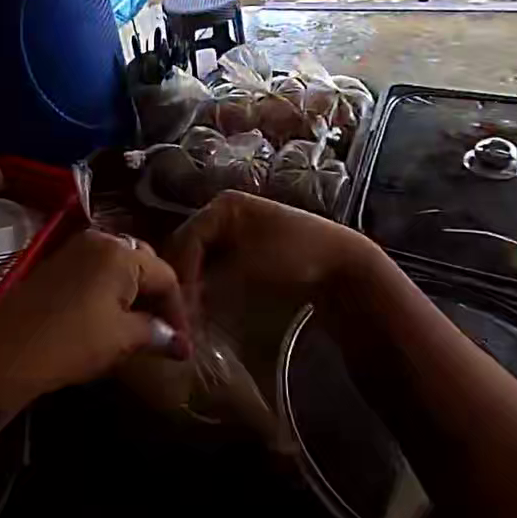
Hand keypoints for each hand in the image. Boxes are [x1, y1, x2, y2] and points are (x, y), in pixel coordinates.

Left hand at [0, 229, 190, 412]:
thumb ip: (157, 334)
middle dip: (157, 298)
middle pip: (144, 265)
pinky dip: (110, 291)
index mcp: (121, 253)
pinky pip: (96, 271)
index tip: (182, 342)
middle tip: (164, 332)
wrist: (3, 353)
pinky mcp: (56, 264)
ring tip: (141, 327)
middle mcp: (100, 240)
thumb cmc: (71, 342)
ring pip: (119, 267)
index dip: (178, 311)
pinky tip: (111, 318)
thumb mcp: (121, 339)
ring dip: (133, 294)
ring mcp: (75, 249)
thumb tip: (181, 344)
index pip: (166, 276)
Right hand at [166, 191, 382, 309]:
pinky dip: (207, 283)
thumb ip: (205, 282)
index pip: (186, 240)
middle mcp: (223, 210)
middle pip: (188, 247)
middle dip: (182, 280)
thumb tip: (178, 301)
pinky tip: (204, 304)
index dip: (179, 275)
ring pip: (199, 258)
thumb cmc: (292, 257)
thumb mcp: (244, 268)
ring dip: (192, 284)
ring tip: (188, 312)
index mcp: (222, 205)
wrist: (339, 264)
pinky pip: (215, 264)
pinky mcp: (245, 245)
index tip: (178, 307)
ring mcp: (234, 227)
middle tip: (177, 312)